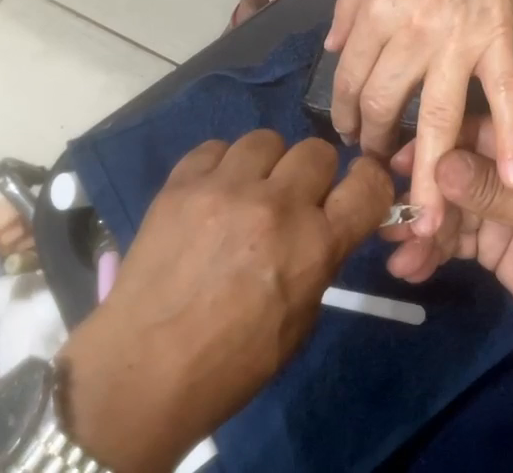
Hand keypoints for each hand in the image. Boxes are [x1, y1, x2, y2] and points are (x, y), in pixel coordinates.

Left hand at [57, 132, 392, 469]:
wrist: (143, 372)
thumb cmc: (231, 364)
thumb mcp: (299, 321)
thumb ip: (319, 260)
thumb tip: (324, 228)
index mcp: (315, 245)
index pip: (368, 185)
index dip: (370, 182)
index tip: (357, 189)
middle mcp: (276, 205)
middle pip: (316, 151)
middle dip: (313, 176)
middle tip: (293, 202)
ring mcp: (226, 189)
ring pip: (267, 140)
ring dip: (267, 165)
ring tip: (248, 193)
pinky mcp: (181, 184)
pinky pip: (215, 148)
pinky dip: (220, 166)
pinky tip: (211, 195)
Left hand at [326, 0, 512, 252]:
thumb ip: (347, 6)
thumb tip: (331, 49)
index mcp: (374, 12)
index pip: (351, 77)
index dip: (346, 110)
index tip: (349, 131)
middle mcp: (409, 35)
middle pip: (385, 103)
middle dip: (376, 142)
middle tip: (376, 166)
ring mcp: (457, 42)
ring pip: (437, 116)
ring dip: (430, 171)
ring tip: (427, 222)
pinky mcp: (499, 40)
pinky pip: (506, 95)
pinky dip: (512, 136)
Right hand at [384, 119, 512, 350]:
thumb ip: (490, 193)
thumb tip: (436, 162)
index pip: (471, 135)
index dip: (432, 147)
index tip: (392, 163)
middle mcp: (508, 172)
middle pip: (452, 175)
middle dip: (419, 195)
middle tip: (381, 213)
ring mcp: (499, 211)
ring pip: (449, 211)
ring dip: (421, 230)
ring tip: (391, 249)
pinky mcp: (493, 246)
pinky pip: (455, 243)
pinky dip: (432, 254)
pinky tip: (410, 269)